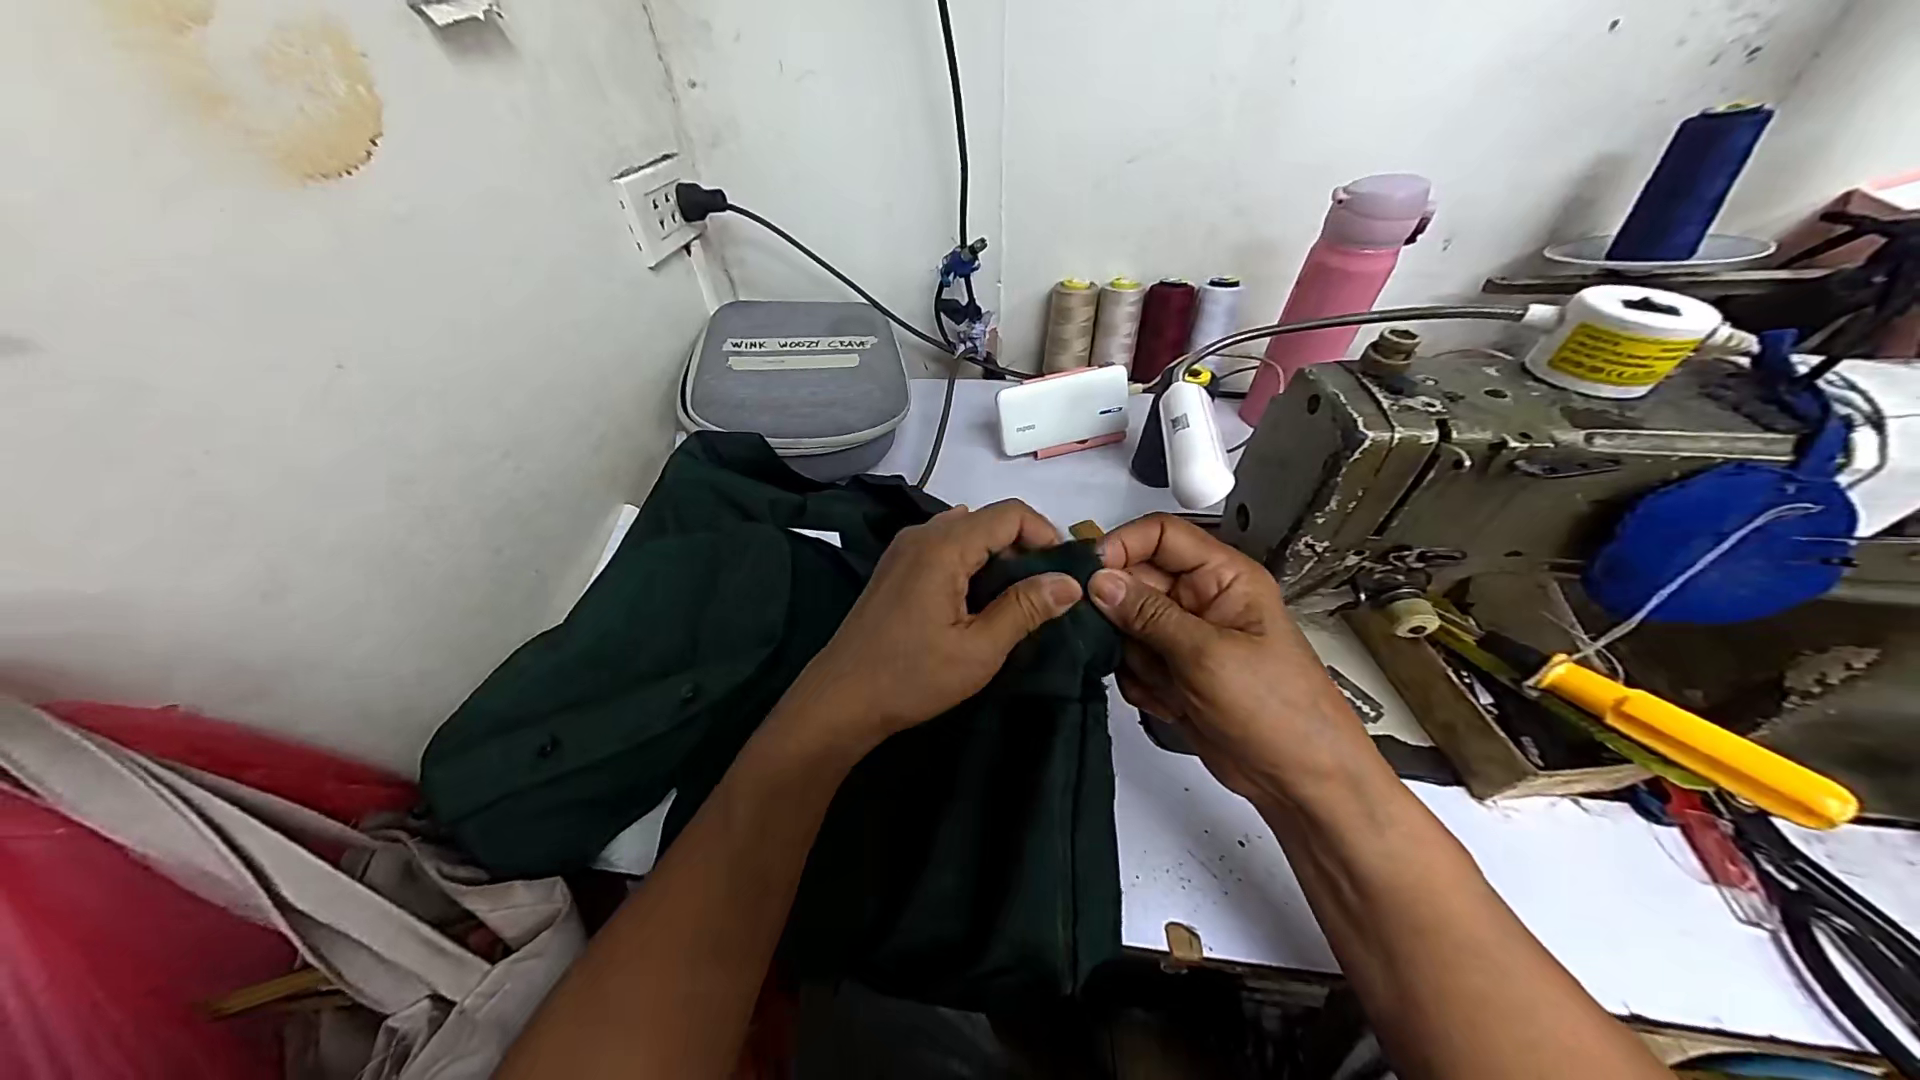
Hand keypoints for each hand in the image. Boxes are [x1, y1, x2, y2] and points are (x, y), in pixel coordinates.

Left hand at [781, 500, 1082, 753]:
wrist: (840, 700)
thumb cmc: (911, 677)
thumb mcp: (979, 650)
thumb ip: (1025, 608)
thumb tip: (1069, 582)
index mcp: (944, 546)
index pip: (1010, 513)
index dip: (1046, 534)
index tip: (1063, 573)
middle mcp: (922, 534)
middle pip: (988, 518)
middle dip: (1024, 547)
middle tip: (1044, 592)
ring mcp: (904, 549)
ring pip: (966, 532)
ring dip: (997, 556)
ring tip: (1015, 599)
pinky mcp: (896, 567)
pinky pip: (945, 547)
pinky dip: (972, 562)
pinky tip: (977, 601)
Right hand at [1088, 514, 1378, 801]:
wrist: (1298, 779)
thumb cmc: (1285, 713)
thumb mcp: (1208, 655)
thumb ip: (1148, 614)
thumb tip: (1102, 582)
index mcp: (1223, 578)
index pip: (1160, 535)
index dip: (1121, 546)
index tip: (1090, 571)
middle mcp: (1201, 601)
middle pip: (1134, 581)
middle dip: (1123, 615)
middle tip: (1124, 640)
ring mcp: (1185, 637)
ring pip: (1125, 626)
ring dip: (1135, 657)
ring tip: (1167, 681)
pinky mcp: (1173, 670)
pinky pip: (1130, 661)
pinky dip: (1140, 683)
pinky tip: (1172, 701)